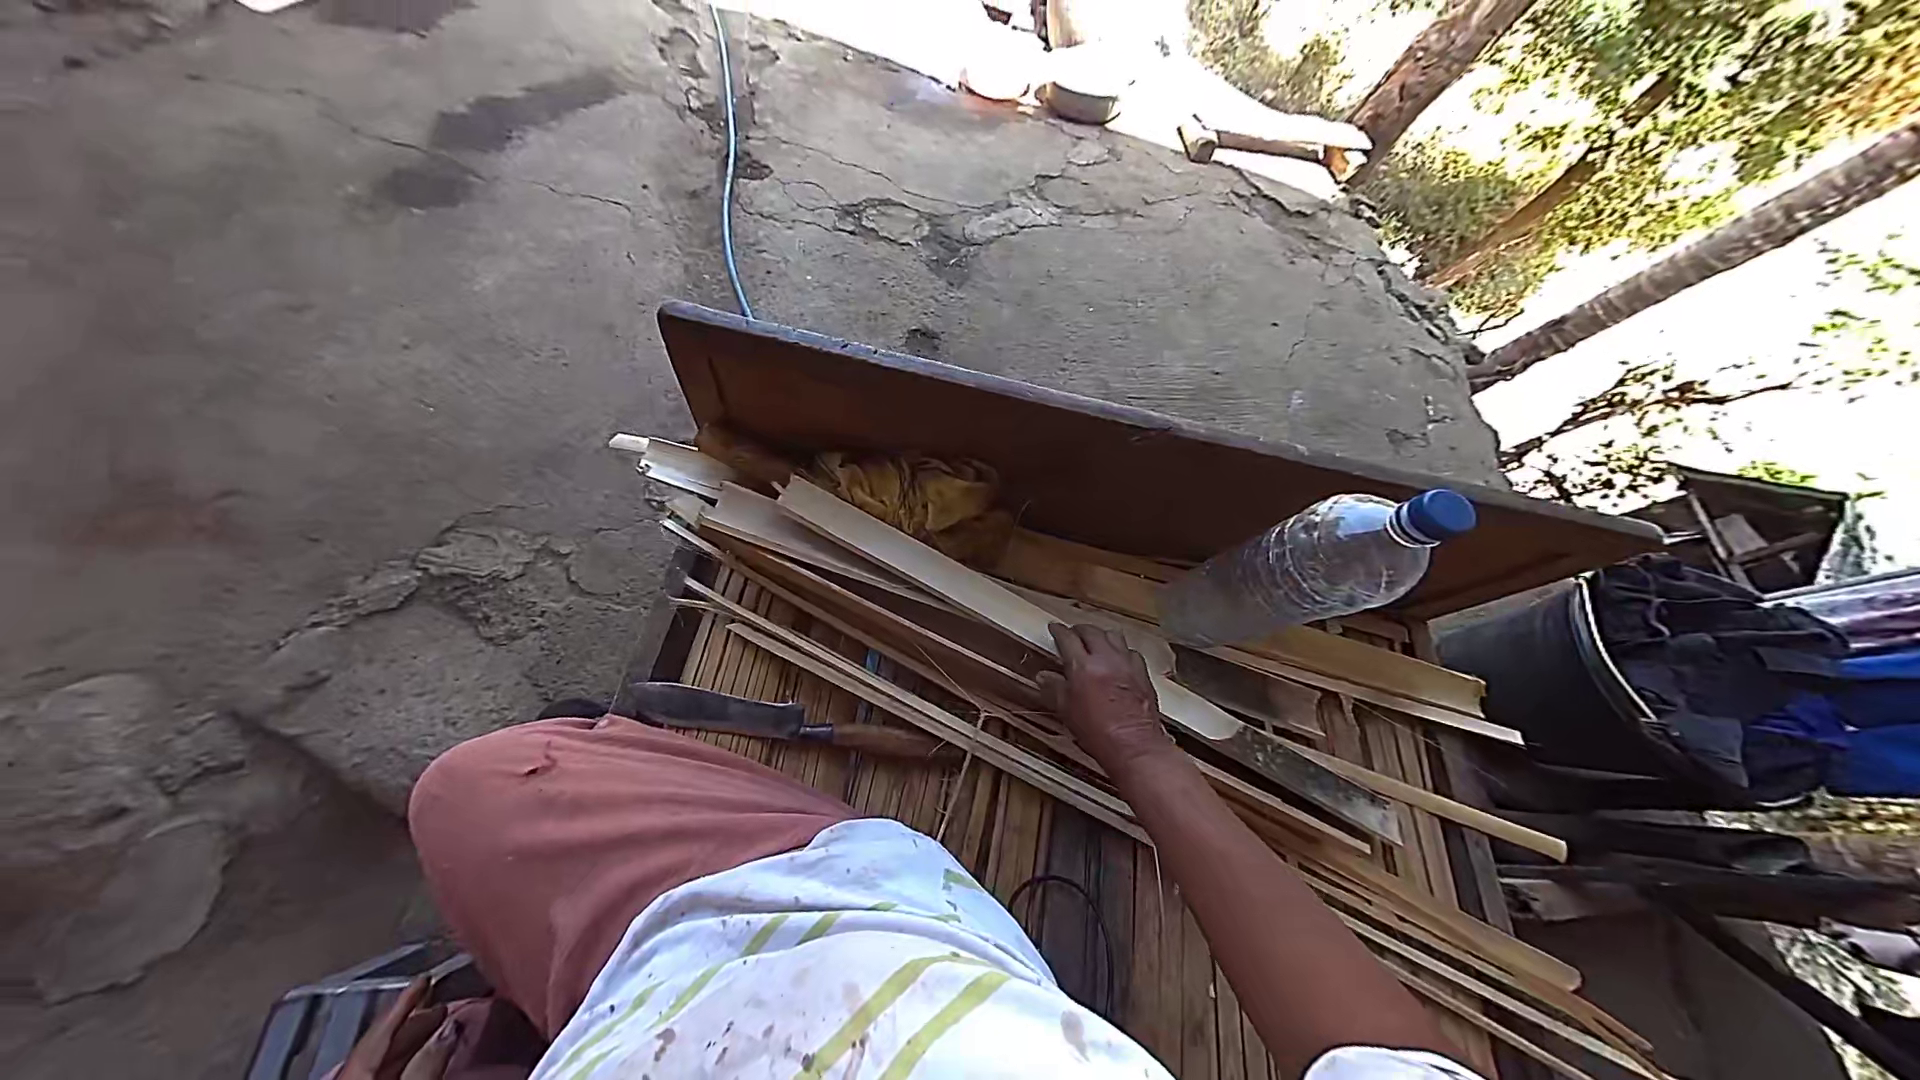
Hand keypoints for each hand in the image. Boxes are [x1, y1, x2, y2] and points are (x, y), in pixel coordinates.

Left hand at [333, 975, 458, 1079]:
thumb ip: (426, 1062)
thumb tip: (453, 1025)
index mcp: (352, 1070)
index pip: (380, 1028)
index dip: (405, 1001)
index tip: (425, 977)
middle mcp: (347, 1074)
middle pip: (379, 1043)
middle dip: (412, 1021)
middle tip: (442, 1004)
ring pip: (378, 1059)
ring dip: (409, 1042)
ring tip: (436, 1028)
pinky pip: (377, 1073)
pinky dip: (400, 1061)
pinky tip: (418, 1058)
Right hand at [1037, 623, 1172, 769]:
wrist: (1134, 746)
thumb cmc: (1098, 732)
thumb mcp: (1067, 711)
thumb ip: (1054, 689)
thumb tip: (1044, 676)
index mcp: (1083, 666)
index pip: (1067, 638)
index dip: (1058, 631)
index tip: (1054, 629)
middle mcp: (1106, 659)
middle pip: (1091, 631)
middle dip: (1079, 630)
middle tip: (1072, 634)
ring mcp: (1127, 664)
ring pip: (1113, 636)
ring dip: (1101, 635)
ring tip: (1095, 641)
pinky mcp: (1142, 673)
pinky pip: (1130, 652)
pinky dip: (1121, 650)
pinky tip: (1118, 659)